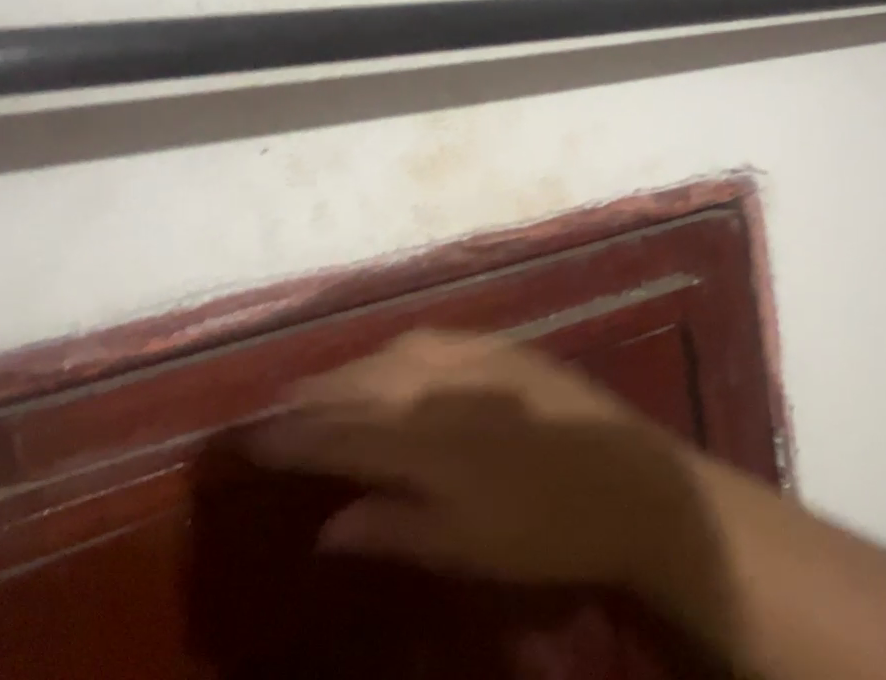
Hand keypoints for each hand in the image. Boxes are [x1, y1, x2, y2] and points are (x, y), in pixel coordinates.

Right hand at [247, 330, 704, 593]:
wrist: (634, 483)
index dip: (290, 438)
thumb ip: (391, 527)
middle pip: (358, 385)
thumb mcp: (465, 547)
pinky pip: (434, 338)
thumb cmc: (547, 530)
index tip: (251, 440)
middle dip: (311, 395)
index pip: (337, 436)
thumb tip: (325, 526)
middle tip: (277, 405)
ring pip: (391, 354)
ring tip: (325, 381)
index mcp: (424, 443)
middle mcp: (441, 389)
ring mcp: (476, 360)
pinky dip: (398, 349)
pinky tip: (394, 355)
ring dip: (351, 367)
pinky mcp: (506, 347)